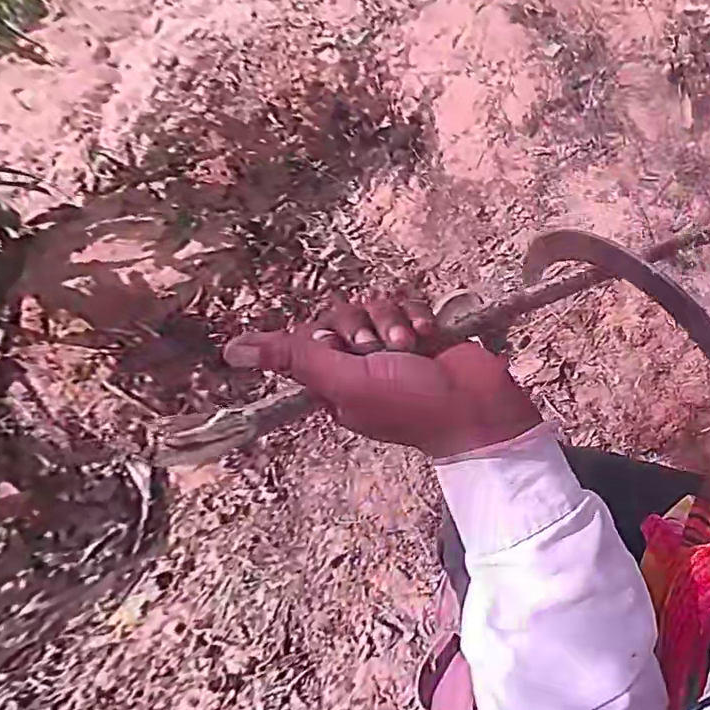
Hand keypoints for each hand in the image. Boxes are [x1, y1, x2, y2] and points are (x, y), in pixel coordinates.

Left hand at [222, 295, 540, 458]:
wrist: (477, 404)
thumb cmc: (413, 404)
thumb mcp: (347, 384)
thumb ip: (296, 359)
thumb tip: (231, 350)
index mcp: (337, 382)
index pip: (313, 336)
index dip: (329, 333)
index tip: (347, 346)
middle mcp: (364, 362)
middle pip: (344, 315)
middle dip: (364, 325)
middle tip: (381, 347)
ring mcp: (397, 347)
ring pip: (376, 307)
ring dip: (394, 320)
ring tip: (412, 343)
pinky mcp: (426, 333)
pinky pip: (408, 304)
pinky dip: (417, 314)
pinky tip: (429, 332)